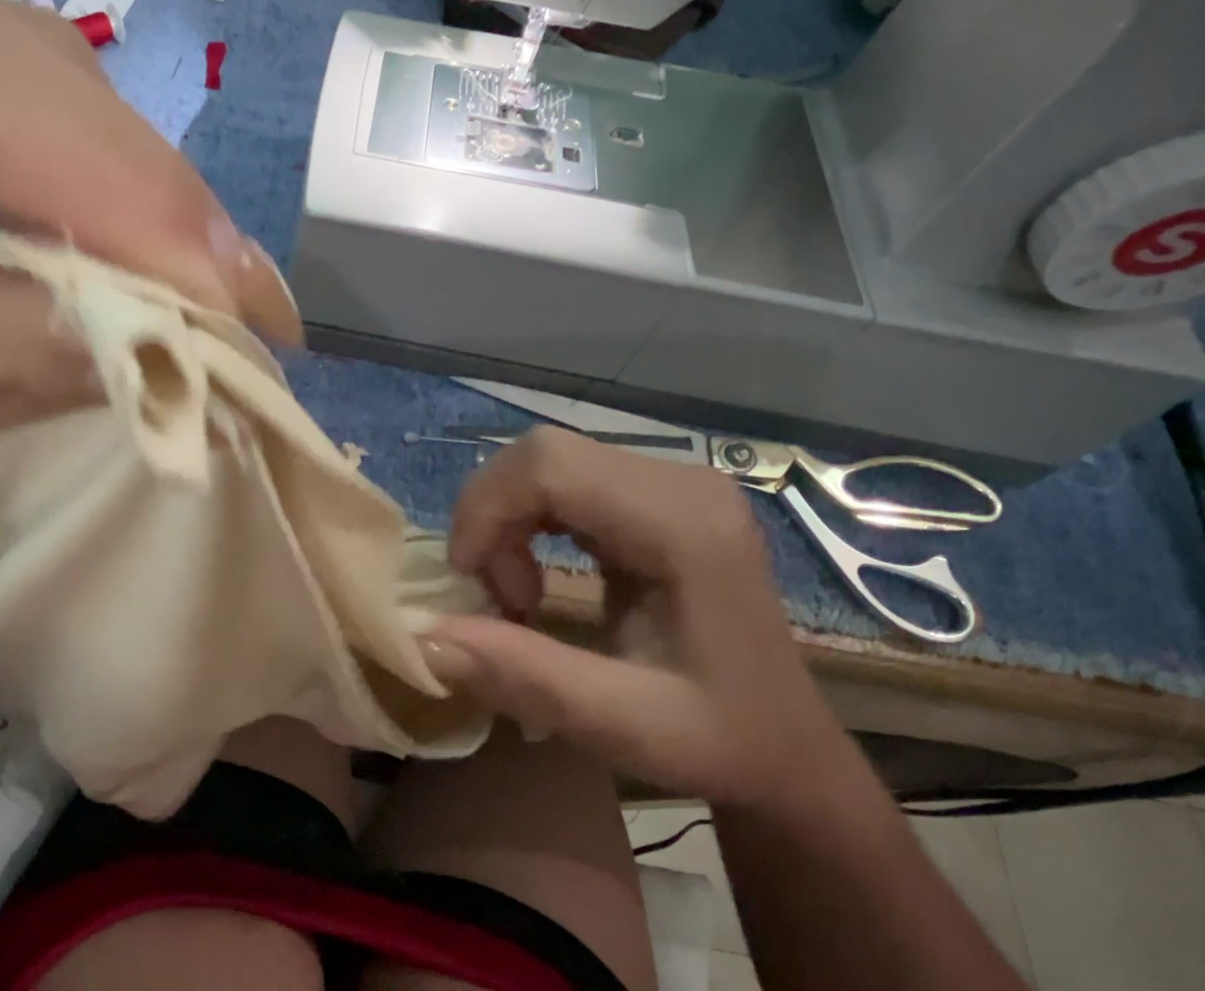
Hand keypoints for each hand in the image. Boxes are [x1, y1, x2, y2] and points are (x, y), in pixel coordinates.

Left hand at [0, 0, 297, 497]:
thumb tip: (159, 327)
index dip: (78, 173)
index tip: (213, 287)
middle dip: (127, 179)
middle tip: (236, 296)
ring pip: (24, 61)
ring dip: (129, 178)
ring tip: (195, 285)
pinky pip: (32, 87)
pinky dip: (106, 173)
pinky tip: (134, 244)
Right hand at [423, 428, 867, 810]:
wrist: (784, 752)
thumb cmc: (716, 742)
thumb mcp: (618, 723)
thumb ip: (522, 673)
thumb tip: (420, 635)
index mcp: (686, 526)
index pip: (550, 465)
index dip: (486, 513)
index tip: (472, 586)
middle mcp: (684, 484)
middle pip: (543, 453)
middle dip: (492, 518)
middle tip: (494, 597)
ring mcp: (675, 486)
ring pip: (548, 461)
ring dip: (507, 522)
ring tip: (518, 594)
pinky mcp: (661, 500)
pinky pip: (567, 481)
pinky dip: (530, 523)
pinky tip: (539, 577)